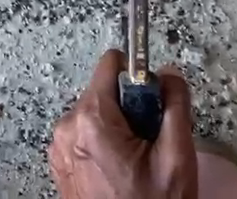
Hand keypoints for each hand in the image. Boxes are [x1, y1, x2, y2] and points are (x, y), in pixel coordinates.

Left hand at [49, 51, 195, 198]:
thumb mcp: (176, 158)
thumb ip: (175, 106)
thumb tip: (170, 74)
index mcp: (91, 118)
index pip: (111, 63)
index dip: (138, 74)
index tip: (153, 97)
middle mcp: (67, 126)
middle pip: (105, 92)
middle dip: (131, 110)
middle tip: (150, 144)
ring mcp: (59, 147)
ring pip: (97, 114)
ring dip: (118, 129)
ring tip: (136, 164)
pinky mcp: (60, 163)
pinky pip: (86, 136)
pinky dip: (104, 145)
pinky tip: (121, 173)